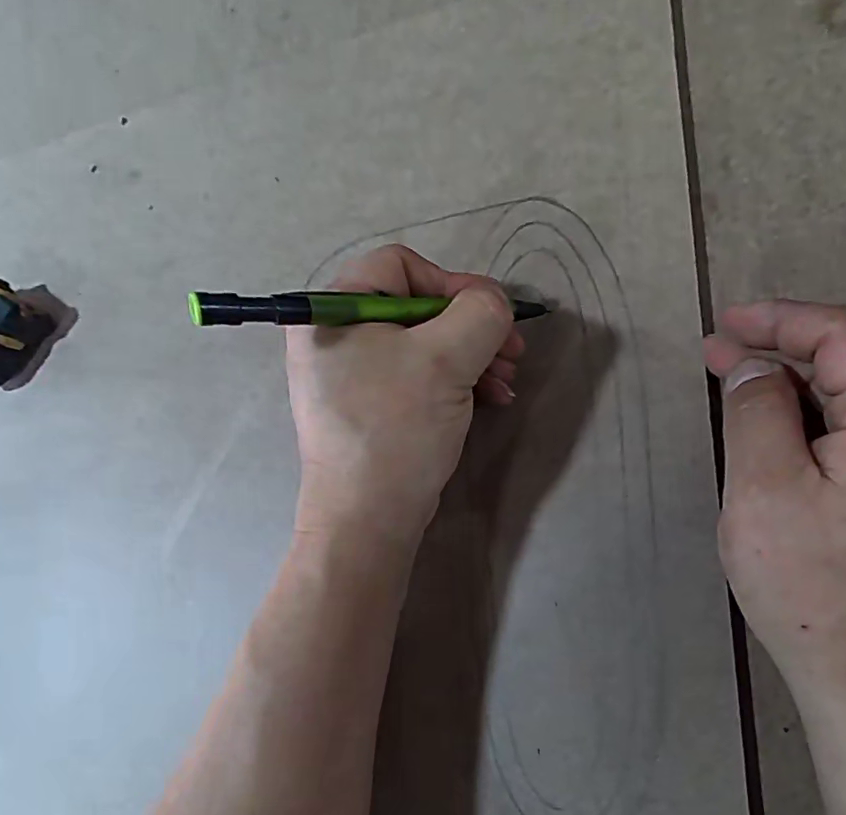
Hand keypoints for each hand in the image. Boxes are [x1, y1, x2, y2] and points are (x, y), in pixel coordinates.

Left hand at [285, 244, 524, 543]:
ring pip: (424, 345)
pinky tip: (490, 400)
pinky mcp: (371, 408)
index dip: (454, 284)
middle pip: (418, 308)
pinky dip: (456, 383)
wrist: (368, 517)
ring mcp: (352, 376)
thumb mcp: (445, 359)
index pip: (401, 266)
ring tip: (506, 382)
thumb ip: (480, 313)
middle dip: (472, 328)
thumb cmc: (397, 429)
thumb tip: (494, 303)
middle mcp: (335, 336)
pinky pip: (418, 378)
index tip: (493, 318)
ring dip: (473, 357)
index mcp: (333, 309)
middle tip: (513, 353)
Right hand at [704, 301, 845, 715]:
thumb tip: (753, 366)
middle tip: (719, 359)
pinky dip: (835, 424)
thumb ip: (756, 412)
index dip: (780, 319)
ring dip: (809, 390)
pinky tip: (796, 438)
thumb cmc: (812, 591)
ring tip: (747, 395)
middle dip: (788, 354)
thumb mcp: (764, 494)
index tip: (721, 326)